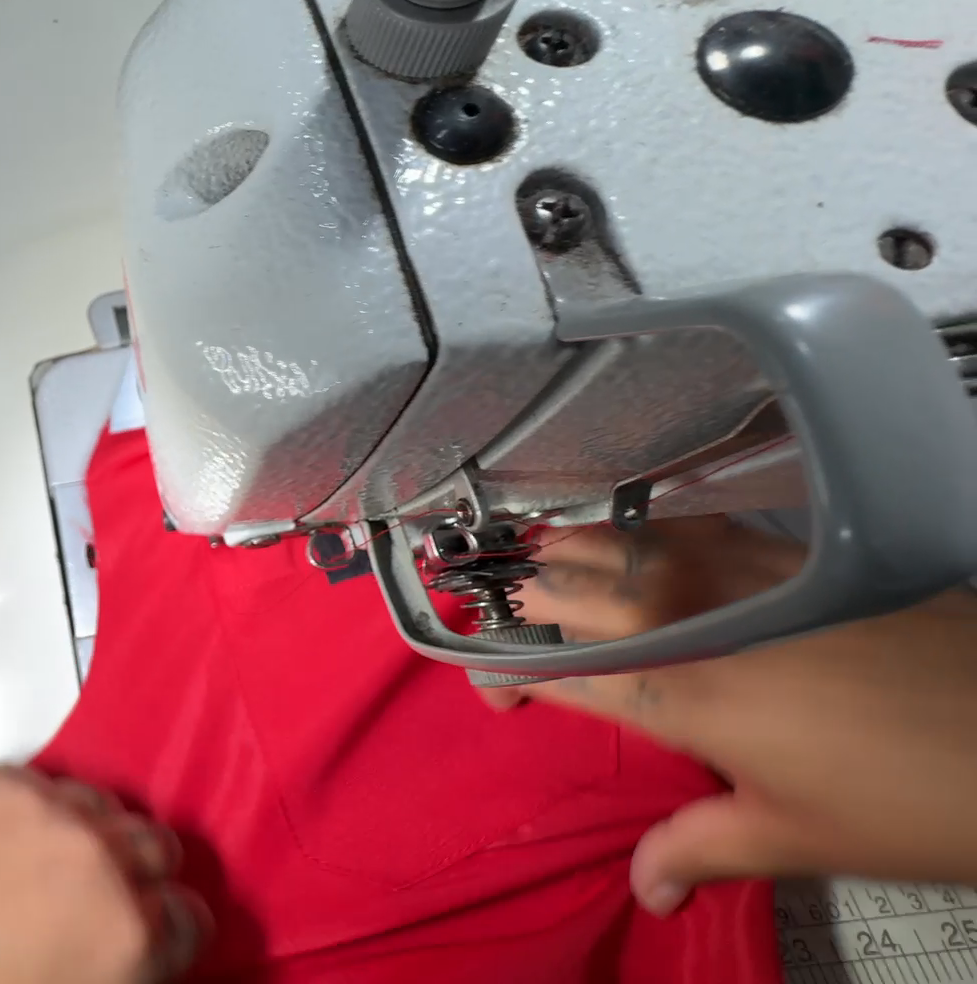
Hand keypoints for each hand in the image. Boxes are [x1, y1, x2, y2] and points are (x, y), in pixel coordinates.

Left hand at [0, 767, 208, 983]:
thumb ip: (111, 972)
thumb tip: (132, 951)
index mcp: (122, 934)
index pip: (190, 920)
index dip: (174, 934)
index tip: (158, 937)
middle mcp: (93, 854)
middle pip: (156, 843)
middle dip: (142, 874)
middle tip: (108, 899)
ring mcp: (38, 805)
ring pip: (102, 800)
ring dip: (93, 832)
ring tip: (54, 863)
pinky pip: (40, 784)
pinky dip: (38, 810)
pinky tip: (4, 841)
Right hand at [498, 518, 976, 914]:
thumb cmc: (918, 798)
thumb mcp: (805, 838)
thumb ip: (700, 848)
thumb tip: (643, 892)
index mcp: (672, 693)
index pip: (553, 674)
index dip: (508, 682)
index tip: (500, 699)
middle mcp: (675, 620)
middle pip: (555, 593)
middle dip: (516, 611)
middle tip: (516, 631)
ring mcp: (717, 575)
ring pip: (596, 543)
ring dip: (554, 557)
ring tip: (544, 572)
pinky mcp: (766, 550)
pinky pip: (663, 526)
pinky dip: (624, 534)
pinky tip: (630, 548)